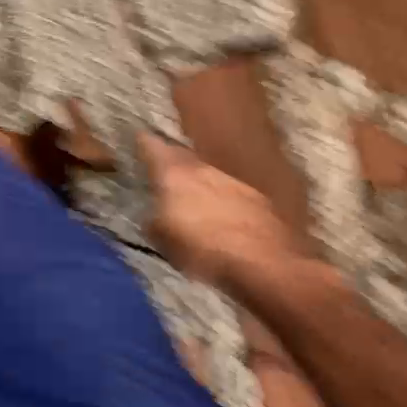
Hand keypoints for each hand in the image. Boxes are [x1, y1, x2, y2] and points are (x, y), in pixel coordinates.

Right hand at [137, 132, 310, 289]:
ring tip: (193, 198)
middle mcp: (206, 172)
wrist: (268, 268)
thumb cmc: (201, 249)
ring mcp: (239, 186)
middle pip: (186, 158)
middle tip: (163, 167)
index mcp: (174, 175)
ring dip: (202, 184)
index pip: (154, 148)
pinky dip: (225, 203)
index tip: (138, 138)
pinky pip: (235, 197)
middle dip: (174, 161)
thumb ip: (154, 219)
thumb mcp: (161, 238)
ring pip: (212, 177)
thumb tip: (156, 216)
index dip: (144, 143)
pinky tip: (224, 220)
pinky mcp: (265, 205)